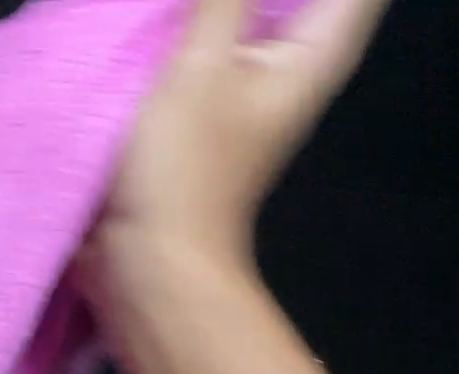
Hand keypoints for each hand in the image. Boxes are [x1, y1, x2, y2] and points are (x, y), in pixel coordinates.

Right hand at [95, 0, 391, 272]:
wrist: (142, 263)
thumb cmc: (181, 171)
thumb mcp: (197, 69)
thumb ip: (218, 1)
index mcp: (316, 50)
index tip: (227, 1)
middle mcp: (285, 68)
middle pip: (288, 0)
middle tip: (188, 3)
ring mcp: (237, 98)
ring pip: (238, 23)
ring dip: (202, 12)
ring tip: (165, 13)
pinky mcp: (192, 122)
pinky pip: (195, 60)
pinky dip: (176, 42)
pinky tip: (147, 36)